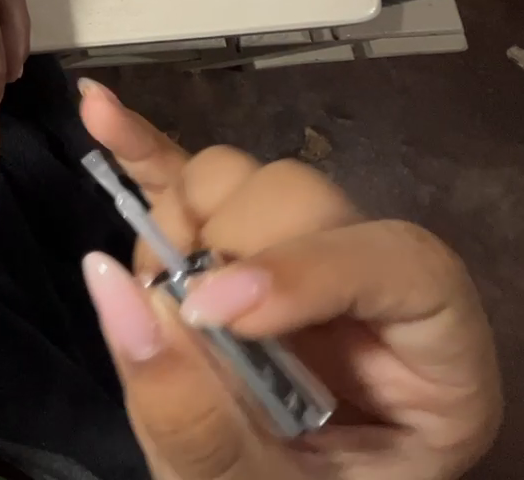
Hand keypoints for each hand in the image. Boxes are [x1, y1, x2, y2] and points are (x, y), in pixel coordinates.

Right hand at [76, 80, 501, 479]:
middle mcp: (359, 289)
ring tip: (157, 282)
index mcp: (427, 366)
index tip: (212, 310)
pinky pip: (175, 173)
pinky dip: (135, 145)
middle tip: (184, 305)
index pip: (402, 268)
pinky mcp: (211, 235)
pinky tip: (97, 108)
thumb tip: (109, 282)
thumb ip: (194, 415)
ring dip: (179, 214)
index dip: (305, 268)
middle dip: (229, 242)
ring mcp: (278, 251)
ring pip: (238, 176)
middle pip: (308, 201)